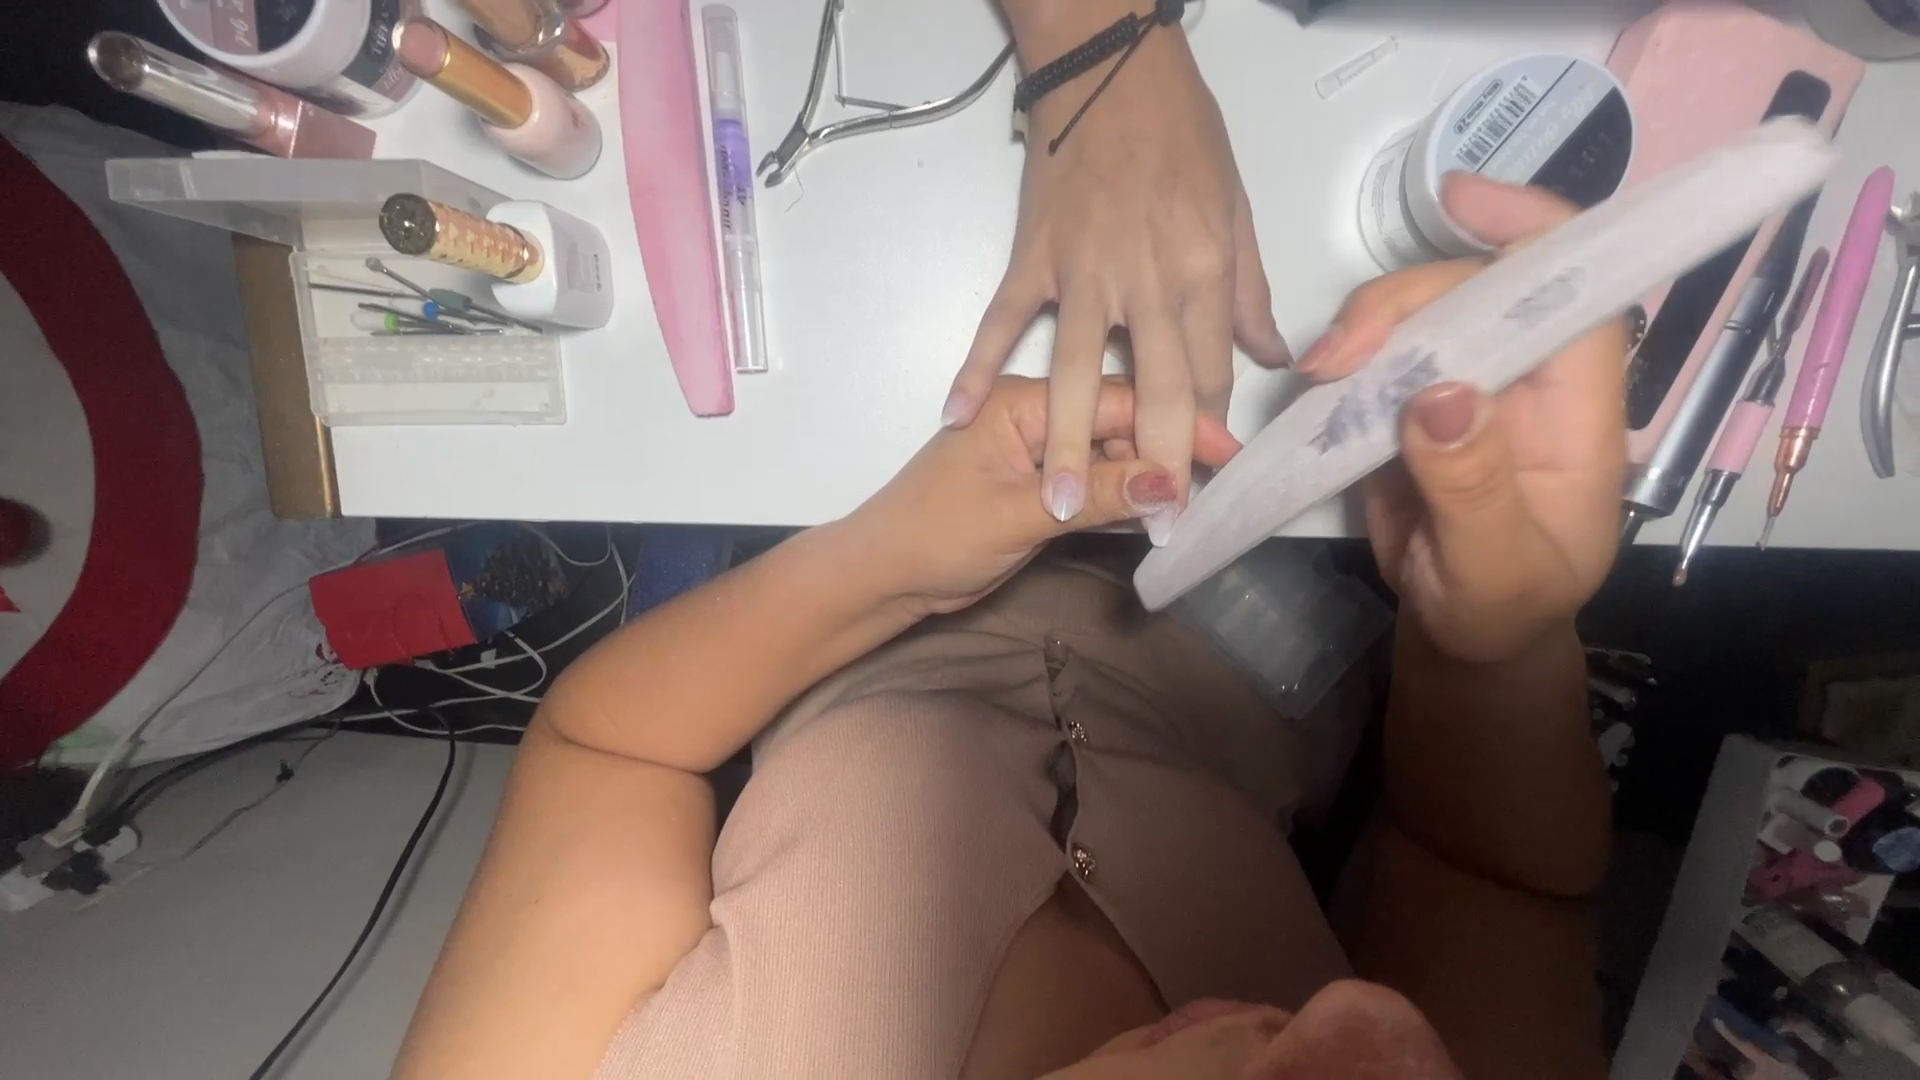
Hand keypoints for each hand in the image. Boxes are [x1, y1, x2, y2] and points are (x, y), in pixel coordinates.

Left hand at [847, 375, 1237, 615]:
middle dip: (1163, 455)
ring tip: (1198, 500)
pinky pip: (1093, 488)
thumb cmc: (936, 534)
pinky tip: (1158, 515)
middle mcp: (1037, 419)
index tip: (1223, 451)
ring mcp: (1039, 457)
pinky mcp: (1041, 493)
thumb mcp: (1017, 513)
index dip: (1169, 427)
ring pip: (1109, 459)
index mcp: (1021, 401)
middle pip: (1116, 426)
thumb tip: (1170, 484)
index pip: (1110, 402)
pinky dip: (1122, 502)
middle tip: (1217, 483)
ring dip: (1146, 481)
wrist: (887, 577)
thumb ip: (1093, 497)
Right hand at [943, 12, 1288, 541]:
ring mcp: (1081, 271)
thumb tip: (1268, 355)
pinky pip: (1001, 320)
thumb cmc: (1181, 132)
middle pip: (1155, 388)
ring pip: (1076, 370)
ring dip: (1066, 442)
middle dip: (1156, 464)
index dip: (1207, 431)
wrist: (1109, 62)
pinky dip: (976, 365)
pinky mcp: (1031, 259)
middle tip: (1153, 531)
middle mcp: (1146, 279)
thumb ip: (1249, 290)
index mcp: (1203, 266)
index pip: (1209, 370)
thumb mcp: (1235, 205)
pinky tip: (957, 414)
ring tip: (1059, 506)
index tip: (1201, 483)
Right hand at [1294, 175, 1628, 663]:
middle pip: (1471, 298)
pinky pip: (1372, 368)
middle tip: (1331, 358)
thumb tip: (1442, 392)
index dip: (1528, 233)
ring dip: (1361, 333)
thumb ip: (1476, 486)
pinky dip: (1338, 366)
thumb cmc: (1500, 606)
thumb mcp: (1496, 565)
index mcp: (1572, 412)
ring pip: (1414, 324)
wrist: (1461, 630)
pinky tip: (1310, 384)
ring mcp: (1456, 396)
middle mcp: (1518, 386)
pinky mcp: (1403, 416)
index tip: (1459, 204)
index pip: (1571, 297)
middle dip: (1400, 304)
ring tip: (1314, 374)